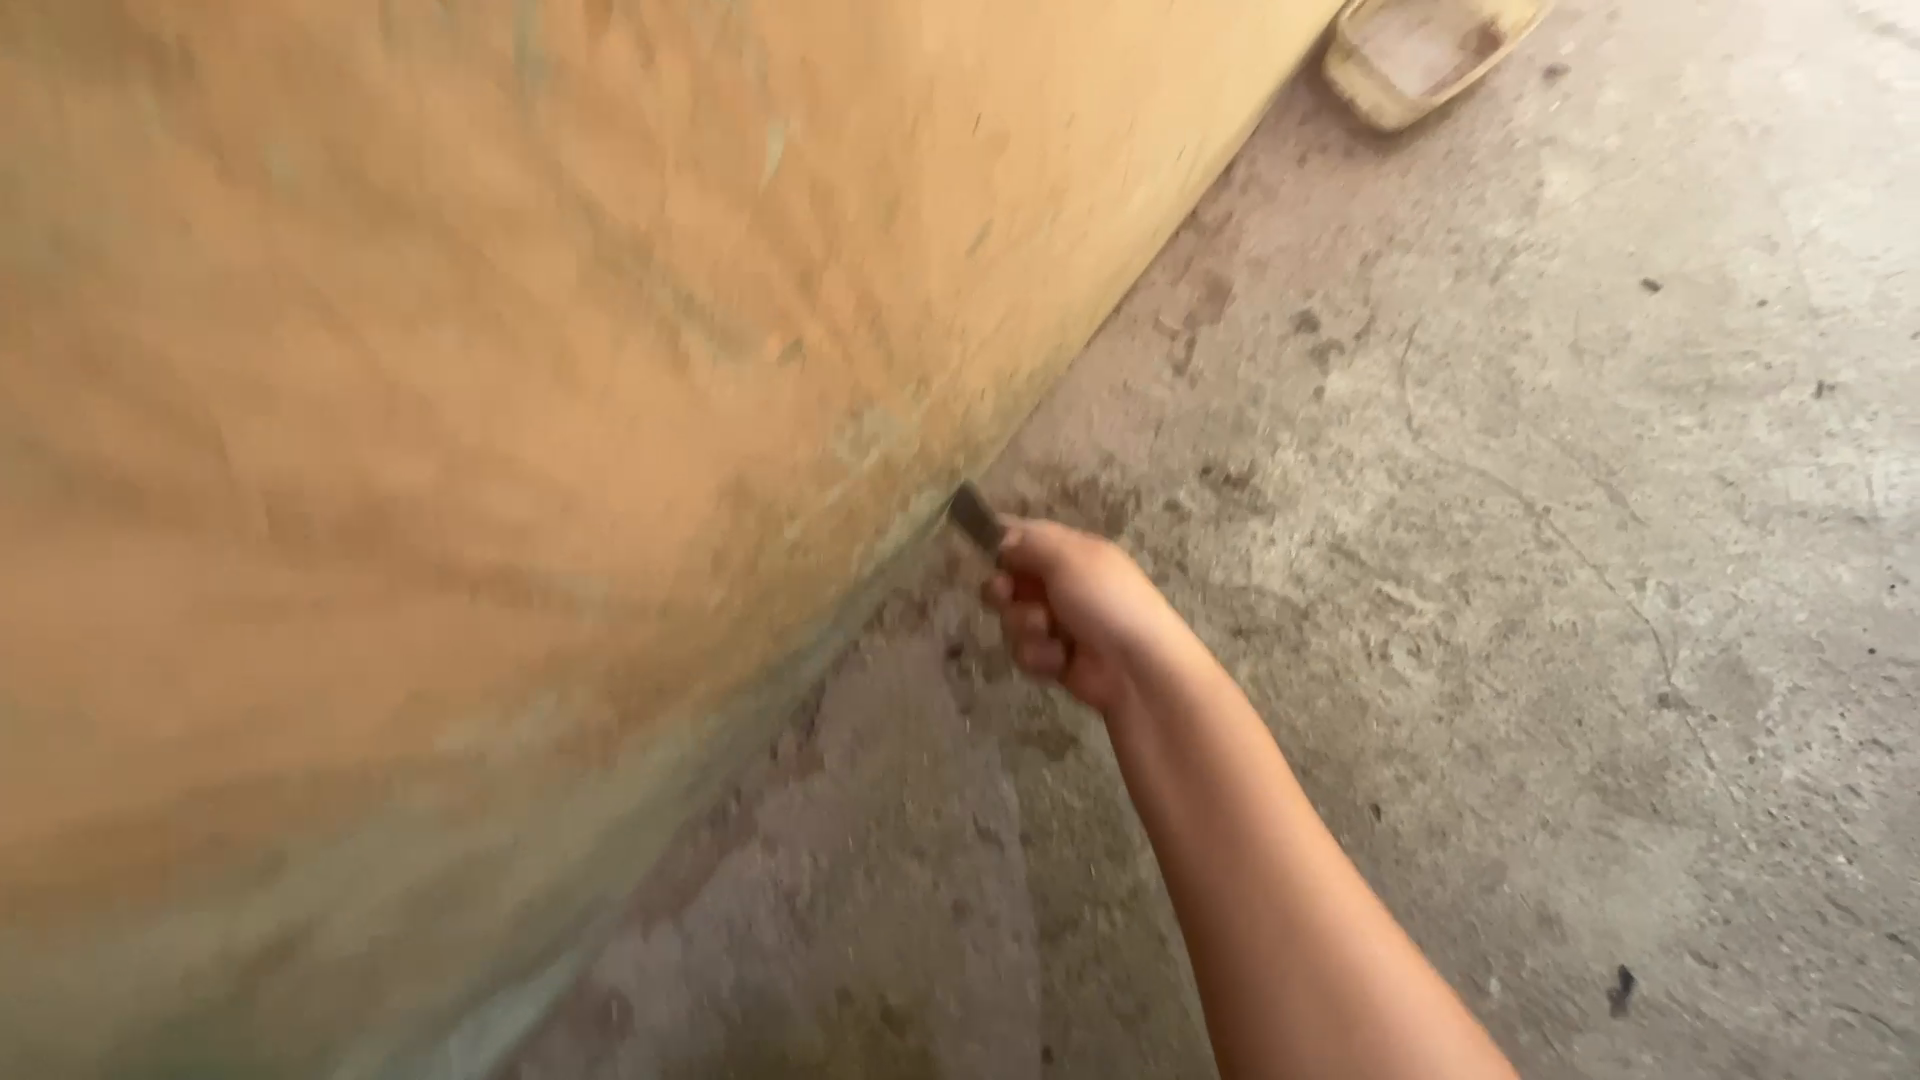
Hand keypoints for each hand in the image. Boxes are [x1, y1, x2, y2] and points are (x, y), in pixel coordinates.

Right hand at [979, 517, 1185, 713]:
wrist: (1138, 667)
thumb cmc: (1107, 601)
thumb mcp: (1069, 557)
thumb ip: (1029, 542)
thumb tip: (1000, 537)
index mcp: (1070, 552)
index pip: (1024, 537)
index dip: (1001, 544)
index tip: (987, 554)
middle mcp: (1061, 584)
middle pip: (1008, 581)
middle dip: (1003, 591)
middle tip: (1007, 596)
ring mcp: (1057, 622)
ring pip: (1012, 619)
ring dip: (1025, 628)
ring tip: (1049, 634)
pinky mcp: (1054, 657)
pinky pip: (1025, 652)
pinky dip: (1039, 656)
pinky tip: (1060, 659)